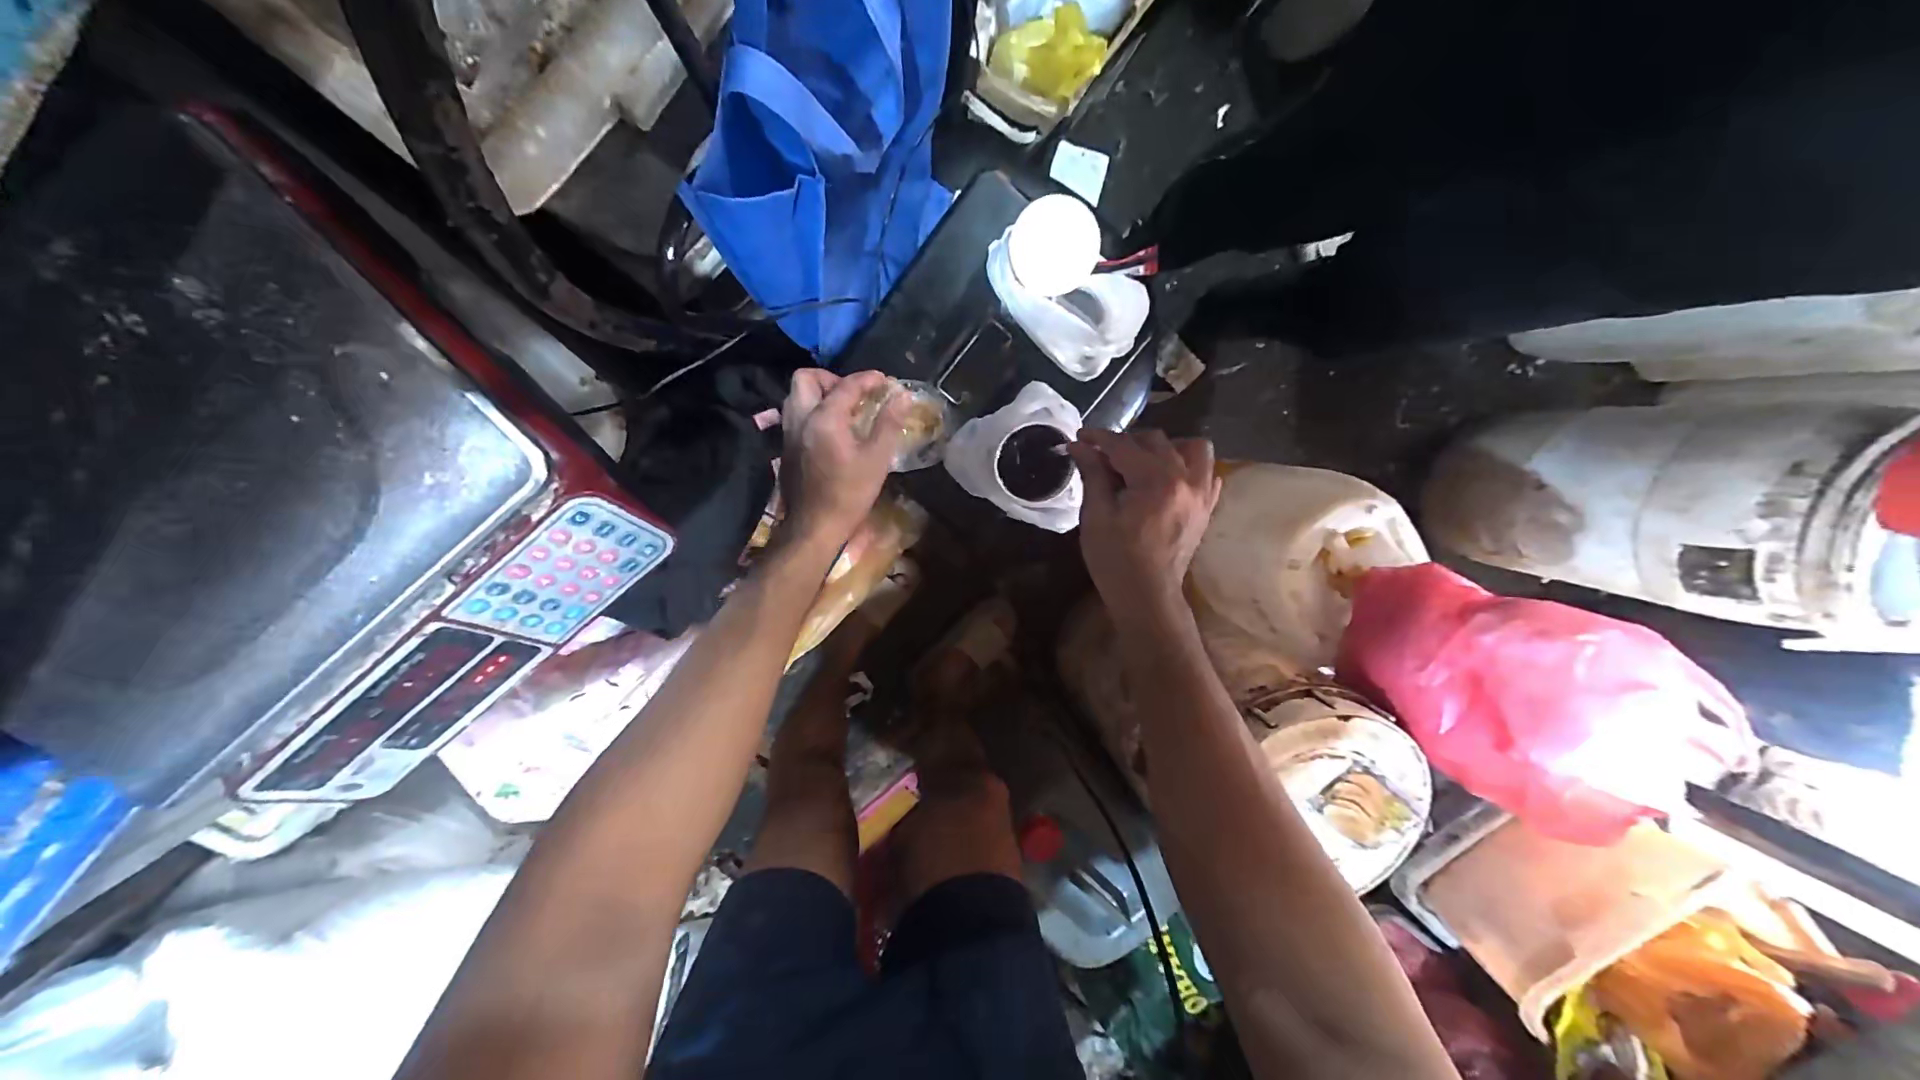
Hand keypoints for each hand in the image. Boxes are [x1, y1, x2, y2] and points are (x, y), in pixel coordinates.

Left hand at [780, 368, 905, 547]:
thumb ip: (889, 423)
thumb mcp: (877, 459)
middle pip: (807, 378)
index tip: (886, 382)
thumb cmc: (849, 494)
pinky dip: (813, 410)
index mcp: (824, 418)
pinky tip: (833, 429)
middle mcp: (800, 418)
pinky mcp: (786, 447)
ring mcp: (789, 433)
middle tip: (855, 394)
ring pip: (797, 396)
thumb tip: (903, 396)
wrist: (814, 526)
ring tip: (845, 409)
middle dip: (832, 378)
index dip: (868, 379)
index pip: (846, 385)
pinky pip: (796, 414)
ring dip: (820, 394)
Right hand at [1069, 429, 1221, 611]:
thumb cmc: (1115, 560)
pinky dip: (1188, 467)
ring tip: (1141, 461)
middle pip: (1156, 441)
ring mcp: (1202, 493)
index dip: (1098, 438)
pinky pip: (1207, 472)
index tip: (1079, 437)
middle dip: (1125, 442)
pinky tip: (1167, 478)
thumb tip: (1080, 446)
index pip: (1124, 446)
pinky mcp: (1207, 507)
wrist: (1147, 596)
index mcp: (1156, 481)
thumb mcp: (1096, 516)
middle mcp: (1186, 479)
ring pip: (1192, 448)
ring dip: (1165, 447)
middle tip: (1101, 455)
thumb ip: (1093, 474)